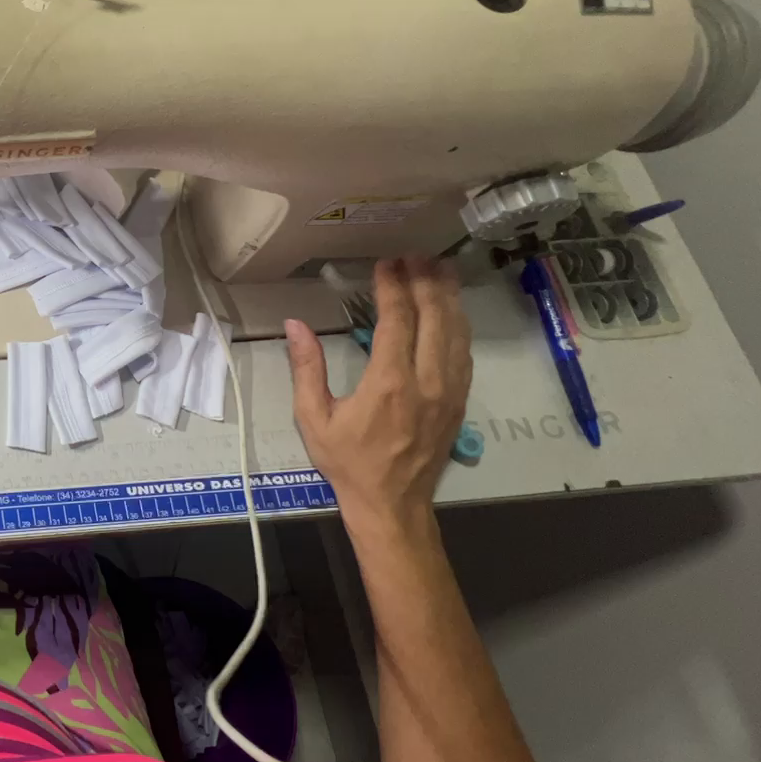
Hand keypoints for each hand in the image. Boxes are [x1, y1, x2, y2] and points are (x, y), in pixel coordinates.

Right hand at [283, 258, 471, 528]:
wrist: (391, 505)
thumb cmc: (346, 462)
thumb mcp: (313, 418)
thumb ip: (306, 369)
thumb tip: (296, 326)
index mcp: (389, 384)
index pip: (397, 321)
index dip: (393, 288)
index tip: (387, 263)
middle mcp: (428, 382)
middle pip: (436, 319)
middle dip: (427, 283)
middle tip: (417, 256)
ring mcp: (451, 392)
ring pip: (457, 334)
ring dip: (449, 299)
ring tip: (440, 271)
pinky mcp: (460, 402)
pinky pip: (464, 354)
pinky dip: (459, 325)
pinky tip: (452, 312)